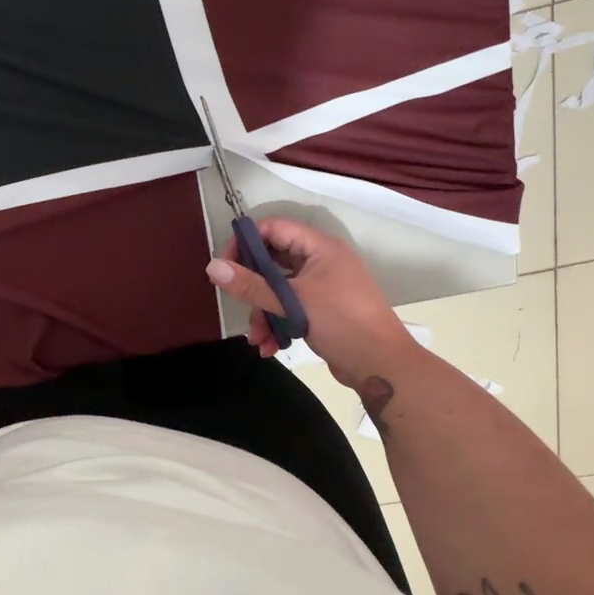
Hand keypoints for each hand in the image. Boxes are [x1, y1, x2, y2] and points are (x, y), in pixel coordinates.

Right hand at [206, 218, 420, 390]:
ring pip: (278, 289)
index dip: (245, 242)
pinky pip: (289, 308)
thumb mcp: (291, 302)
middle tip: (235, 300)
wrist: (382, 365)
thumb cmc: (341, 322)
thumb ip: (250, 285)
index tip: (225, 265)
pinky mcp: (322, 310)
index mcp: (319, 248)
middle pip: (272, 261)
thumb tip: (212, 267)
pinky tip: (270, 346)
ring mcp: (323, 286)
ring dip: (262, 313)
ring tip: (257, 338)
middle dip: (252, 286)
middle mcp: (321, 261)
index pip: (273, 229)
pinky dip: (277, 324)